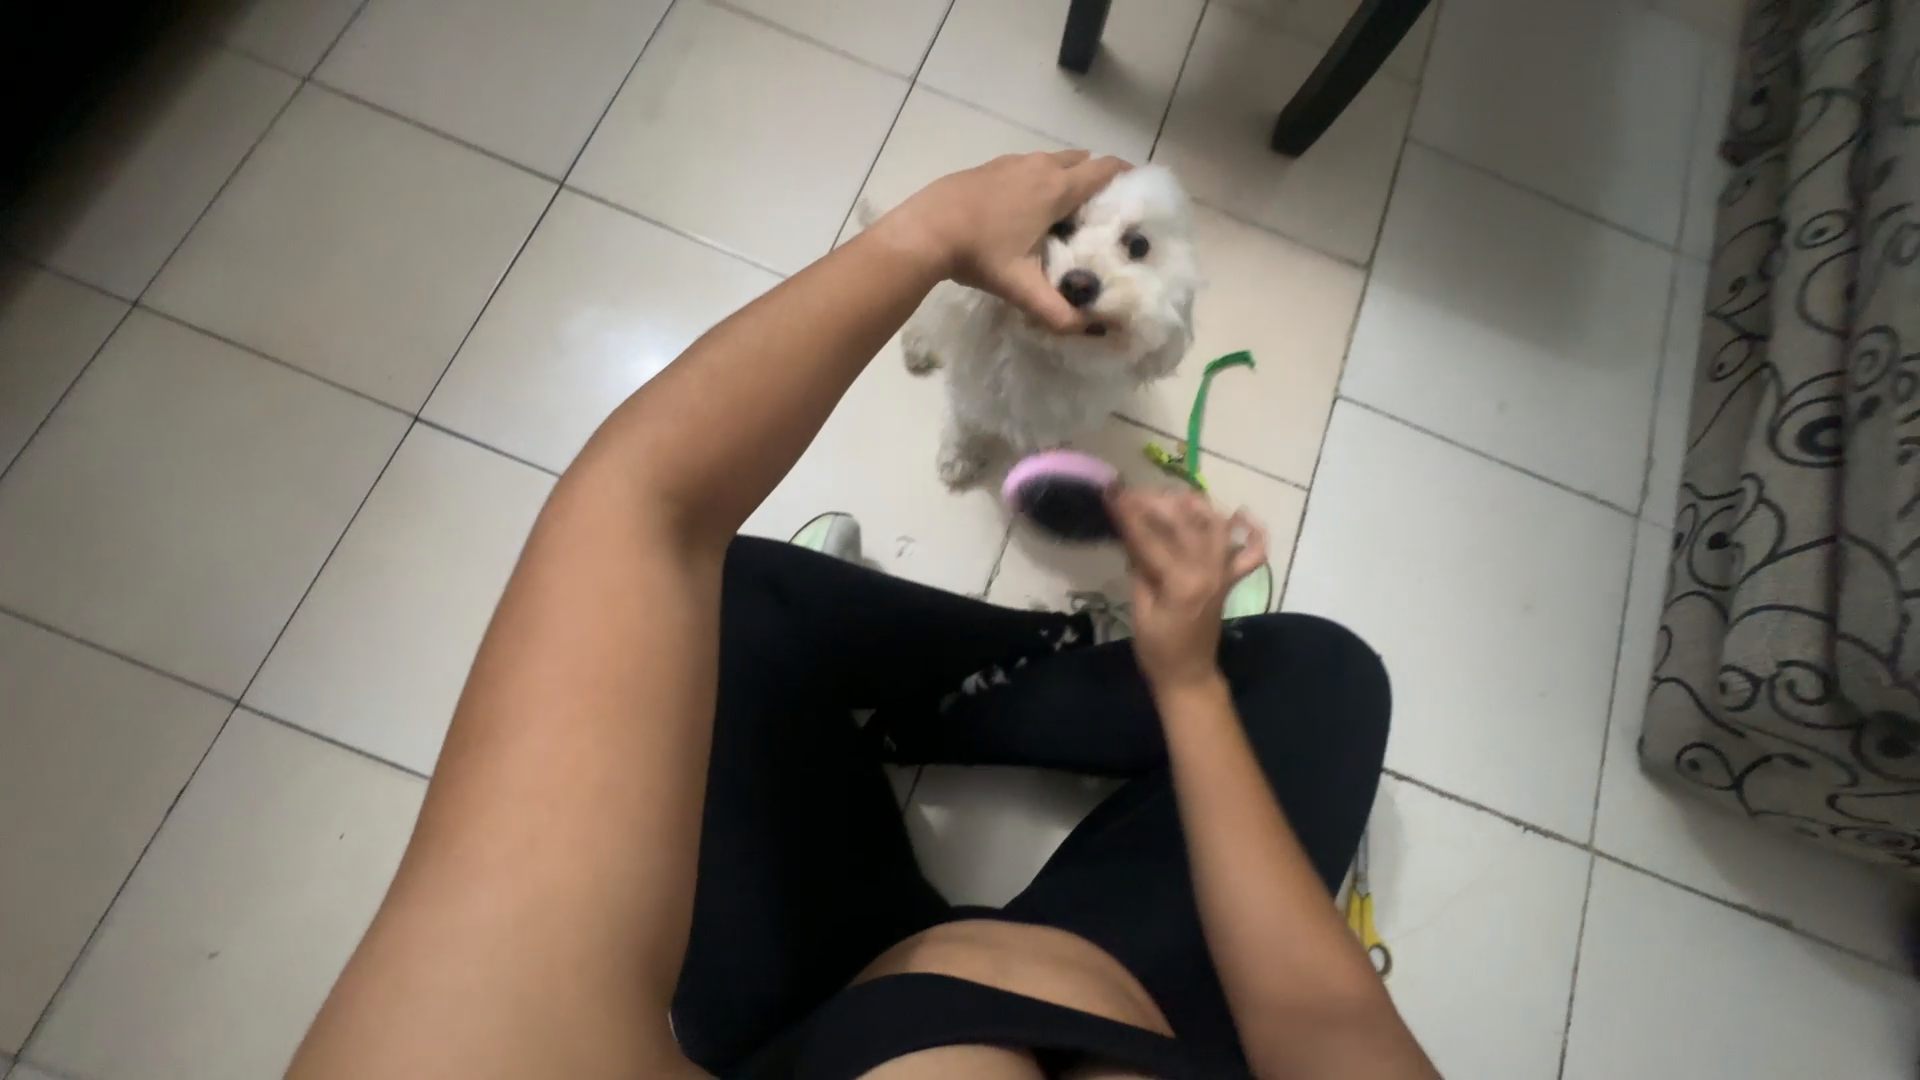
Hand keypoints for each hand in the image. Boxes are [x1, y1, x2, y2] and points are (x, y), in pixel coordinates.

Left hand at [877, 150, 1129, 332]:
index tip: (1137, 194)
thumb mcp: (1022, 289)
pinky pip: (1026, 168)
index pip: (1105, 170)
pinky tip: (1023, 213)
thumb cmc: (980, 255)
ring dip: (1064, 180)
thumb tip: (1087, 331)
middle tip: (1099, 212)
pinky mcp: (988, 168)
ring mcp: (1011, 162)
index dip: (1126, 177)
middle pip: (1081, 161)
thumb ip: (1057, 312)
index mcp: (1056, 188)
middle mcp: (1038, 166)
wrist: (926, 231)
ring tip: (1064, 215)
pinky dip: (1037, 181)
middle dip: (1096, 180)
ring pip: (1052, 162)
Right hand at [1109, 489, 1267, 692]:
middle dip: (1156, 502)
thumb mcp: (1139, 609)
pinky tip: (1240, 514)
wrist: (1188, 675)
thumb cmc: (1157, 648)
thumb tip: (1131, 535)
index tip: (1112, 492)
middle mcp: (1208, 571)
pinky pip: (1253, 552)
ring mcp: (1223, 573)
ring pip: (1216, 525)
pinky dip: (1253, 532)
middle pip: (1183, 522)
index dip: (1128, 514)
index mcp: (1181, 582)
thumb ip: (1140, 569)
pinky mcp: (1231, 579)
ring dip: (1195, 506)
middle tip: (1132, 493)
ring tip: (1170, 497)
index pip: (1150, 538)